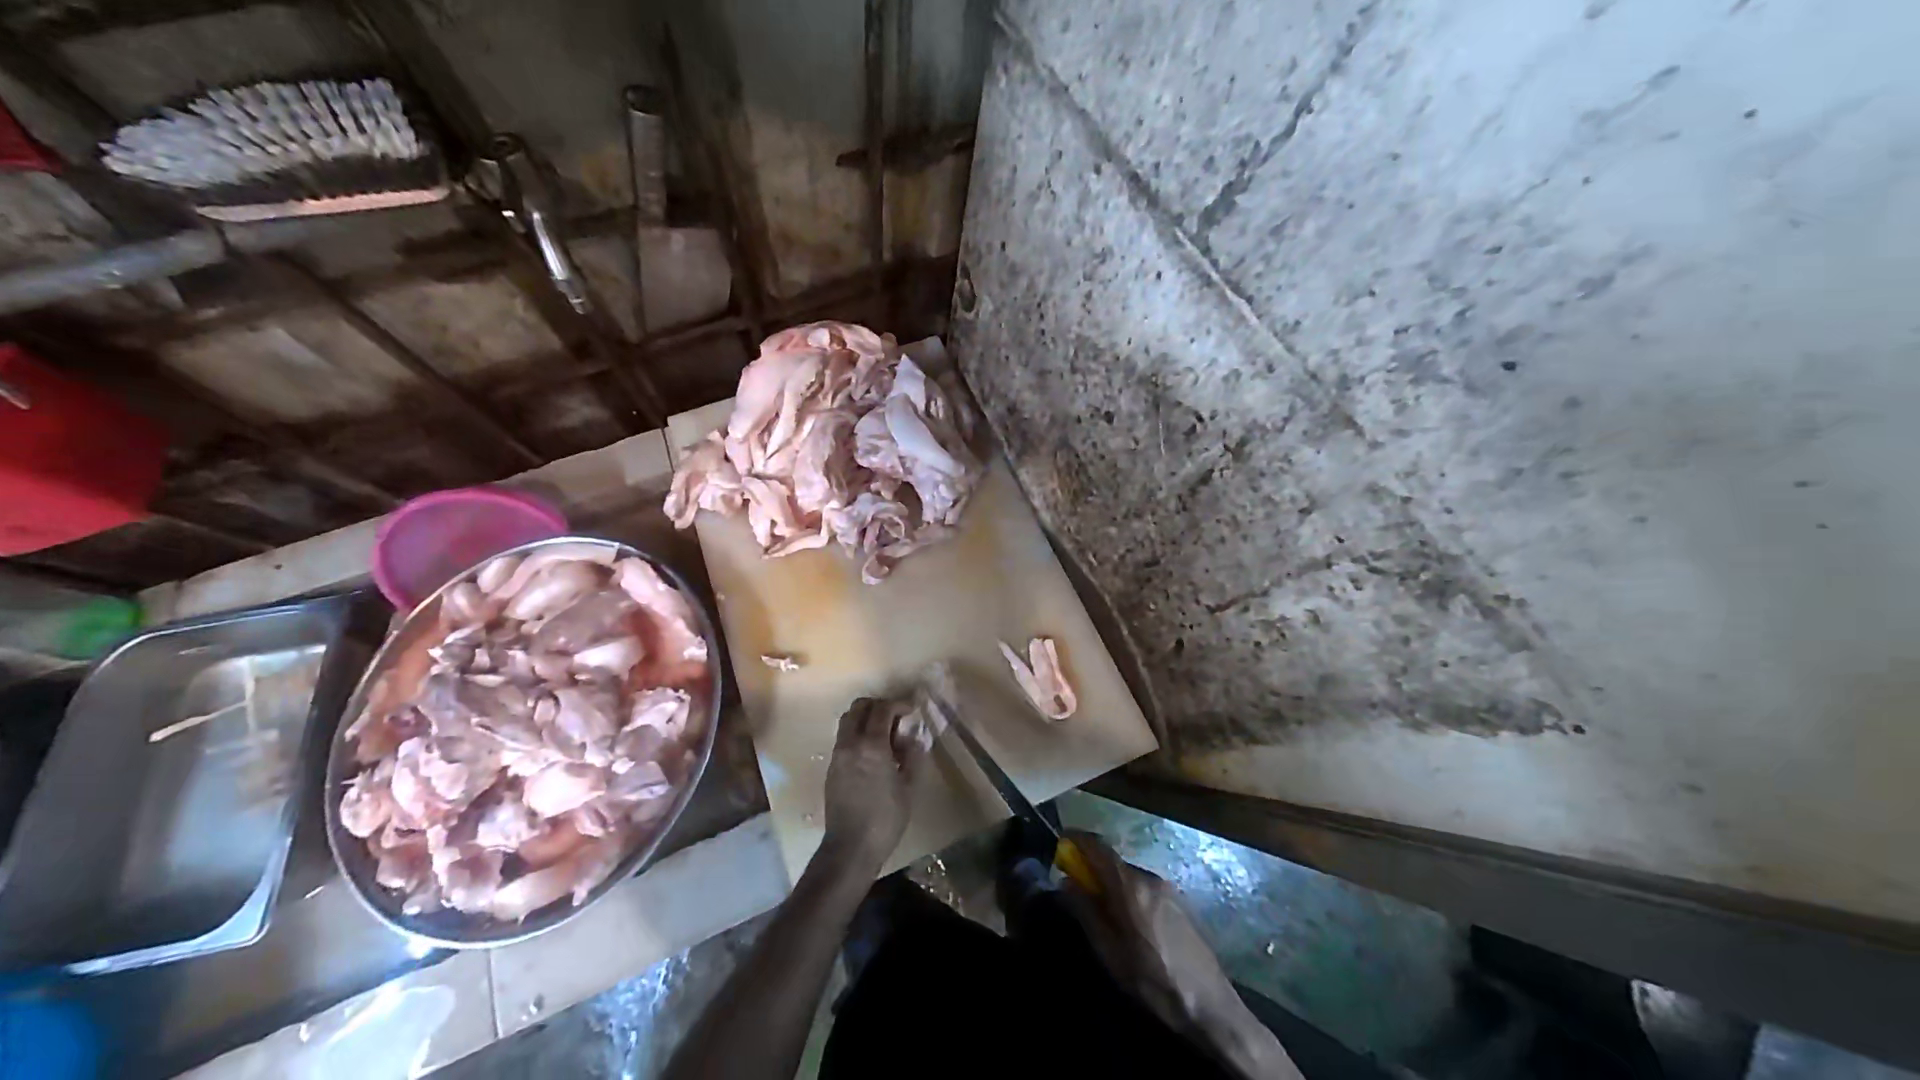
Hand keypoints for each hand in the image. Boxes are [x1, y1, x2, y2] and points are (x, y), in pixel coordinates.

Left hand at [819, 696, 928, 876]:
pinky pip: (844, 739)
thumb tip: (915, 738)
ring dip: (866, 719)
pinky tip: (874, 755)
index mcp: (871, 745)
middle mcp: (850, 744)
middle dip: (878, 706)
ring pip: (848, 721)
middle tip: (896, 718)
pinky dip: (858, 735)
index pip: (882, 709)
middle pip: (859, 707)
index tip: (912, 709)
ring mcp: (837, 755)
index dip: (898, 704)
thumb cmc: (885, 819)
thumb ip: (912, 757)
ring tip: (885, 737)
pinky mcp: (831, 768)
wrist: (851, 847)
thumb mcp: (908, 788)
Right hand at [1059, 831, 1243, 1037]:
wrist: (1210, 1006)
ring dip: (1112, 882)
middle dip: (1092, 867)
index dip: (1077, 840)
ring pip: (1130, 875)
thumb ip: (1086, 911)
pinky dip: (1129, 892)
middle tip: (1077, 886)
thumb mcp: (1109, 951)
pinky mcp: (1180, 902)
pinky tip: (1129, 921)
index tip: (1060, 843)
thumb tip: (1067, 882)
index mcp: (1131, 887)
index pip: (1098, 847)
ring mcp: (1169, 888)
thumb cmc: (1153, 981)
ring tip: (1103, 910)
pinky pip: (1146, 886)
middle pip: (1114, 861)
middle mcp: (1151, 878)